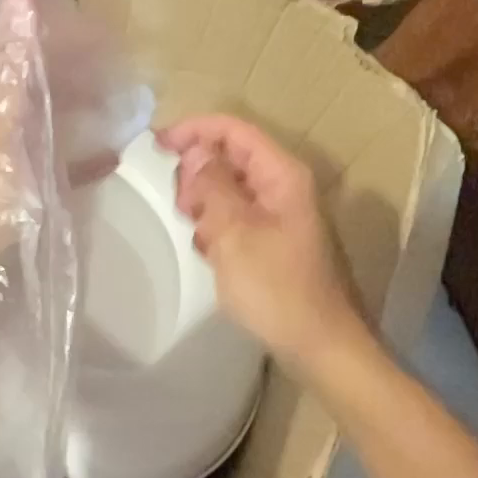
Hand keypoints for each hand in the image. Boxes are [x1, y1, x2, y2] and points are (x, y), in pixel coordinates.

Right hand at [158, 115, 372, 374]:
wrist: (320, 347)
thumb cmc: (276, 289)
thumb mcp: (234, 233)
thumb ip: (212, 185)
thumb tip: (196, 150)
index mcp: (281, 174)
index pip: (233, 129)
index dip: (193, 129)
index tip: (156, 146)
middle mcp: (283, 185)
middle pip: (229, 155)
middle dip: (198, 174)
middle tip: (184, 208)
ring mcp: (280, 213)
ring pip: (229, 188)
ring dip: (206, 204)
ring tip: (200, 236)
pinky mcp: (274, 240)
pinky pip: (236, 217)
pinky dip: (218, 227)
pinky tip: (211, 254)